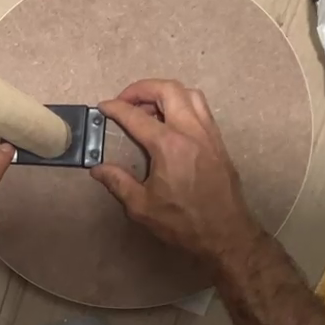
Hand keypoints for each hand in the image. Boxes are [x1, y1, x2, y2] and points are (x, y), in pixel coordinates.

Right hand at [92, 80, 266, 269]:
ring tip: (147, 109)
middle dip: (142, 89)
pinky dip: (181, 105)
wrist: (226, 235)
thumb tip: (98, 169)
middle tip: (125, 101)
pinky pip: (200, 109)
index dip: (115, 108)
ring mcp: (209, 134)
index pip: (137, 116)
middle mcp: (191, 132)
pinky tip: (169, 123)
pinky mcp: (218, 142)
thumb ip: (118, 182)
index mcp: (169, 146)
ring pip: (189, 94)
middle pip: (168, 90)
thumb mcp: (141, 207)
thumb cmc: (182, 223)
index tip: (102, 108)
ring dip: (165, 94)